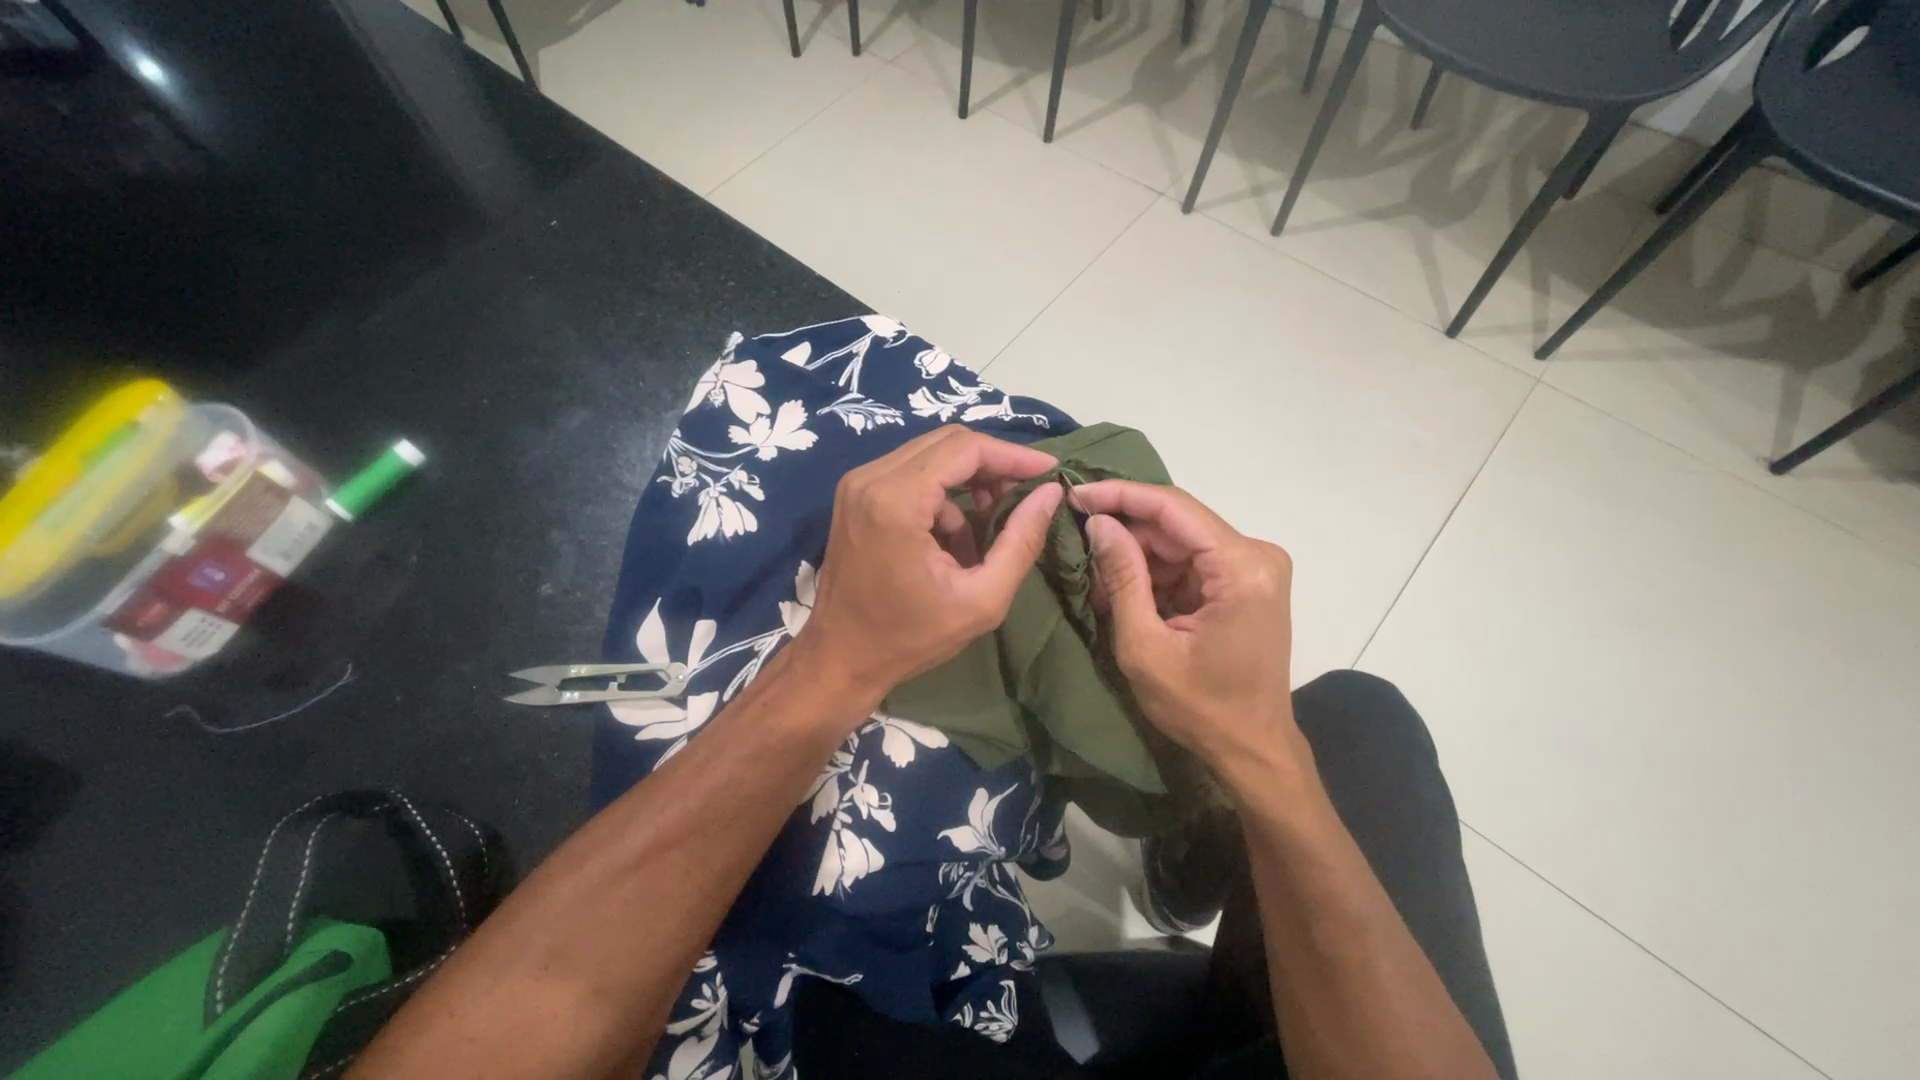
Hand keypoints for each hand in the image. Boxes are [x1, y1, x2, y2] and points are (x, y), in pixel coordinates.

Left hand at [796, 426, 1063, 703]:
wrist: (841, 657)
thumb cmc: (910, 637)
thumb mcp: (981, 599)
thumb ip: (1021, 542)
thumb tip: (1050, 493)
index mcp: (896, 501)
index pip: (965, 449)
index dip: (1013, 454)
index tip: (1050, 471)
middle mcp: (871, 479)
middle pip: (947, 443)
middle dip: (994, 463)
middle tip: (1028, 492)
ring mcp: (858, 484)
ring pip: (929, 454)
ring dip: (969, 477)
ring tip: (997, 517)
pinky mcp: (855, 495)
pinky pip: (910, 473)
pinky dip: (942, 493)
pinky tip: (957, 535)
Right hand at [1072, 480, 1296, 769]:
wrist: (1253, 748)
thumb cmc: (1200, 707)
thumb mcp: (1145, 647)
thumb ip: (1122, 578)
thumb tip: (1098, 522)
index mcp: (1242, 568)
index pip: (1173, 508)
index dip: (1120, 495)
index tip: (1074, 493)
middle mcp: (1257, 555)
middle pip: (1176, 523)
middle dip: (1124, 533)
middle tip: (1076, 547)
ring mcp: (1255, 567)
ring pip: (1179, 541)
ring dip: (1136, 557)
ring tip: (1095, 583)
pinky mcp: (1246, 582)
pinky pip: (1190, 562)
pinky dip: (1155, 575)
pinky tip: (1123, 595)